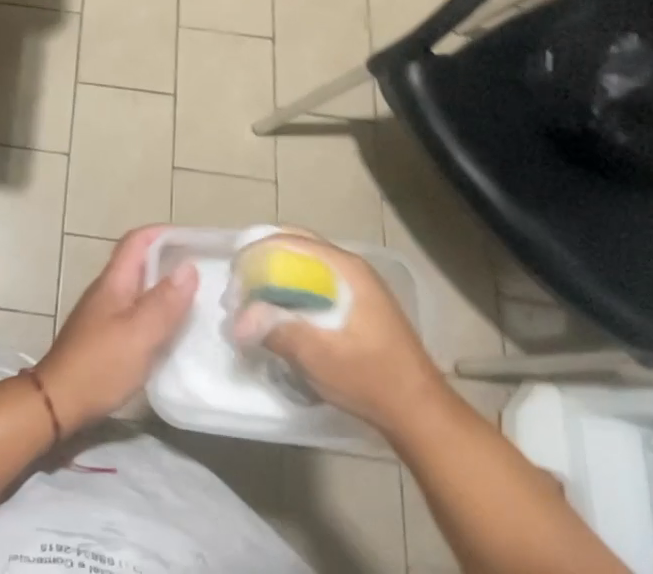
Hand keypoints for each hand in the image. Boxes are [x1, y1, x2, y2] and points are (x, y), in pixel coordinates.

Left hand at [35, 226, 197, 431]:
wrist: (59, 400)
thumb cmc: (101, 365)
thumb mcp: (139, 333)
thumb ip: (164, 302)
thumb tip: (188, 267)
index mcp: (113, 282)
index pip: (137, 241)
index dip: (164, 233)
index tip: (196, 239)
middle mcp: (107, 291)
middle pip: (139, 262)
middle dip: (170, 259)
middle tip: (206, 269)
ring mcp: (104, 313)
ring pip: (139, 288)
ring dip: (165, 286)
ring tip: (198, 297)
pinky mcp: (106, 335)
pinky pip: (137, 312)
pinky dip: (158, 311)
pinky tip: (175, 328)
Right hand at [231, 230, 449, 437]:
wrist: (418, 412)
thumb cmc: (370, 378)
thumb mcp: (317, 354)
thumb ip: (275, 329)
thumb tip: (236, 321)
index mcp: (344, 269)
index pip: (288, 240)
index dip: (254, 254)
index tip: (234, 282)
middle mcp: (350, 269)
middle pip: (294, 250)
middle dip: (261, 266)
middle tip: (239, 292)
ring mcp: (355, 287)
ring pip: (303, 269)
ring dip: (274, 282)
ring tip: (252, 307)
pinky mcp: (355, 307)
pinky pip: (313, 287)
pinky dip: (289, 295)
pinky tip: (277, 319)